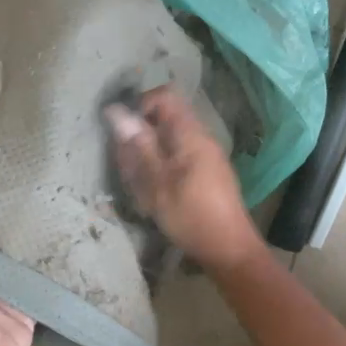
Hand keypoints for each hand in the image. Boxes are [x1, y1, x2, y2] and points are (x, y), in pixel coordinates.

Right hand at [105, 87, 266, 273]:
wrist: (229, 248)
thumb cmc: (190, 215)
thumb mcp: (156, 182)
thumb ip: (138, 145)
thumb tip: (116, 112)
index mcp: (191, 134)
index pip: (165, 96)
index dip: (141, 105)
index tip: (125, 132)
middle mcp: (202, 138)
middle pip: (166, 119)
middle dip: (141, 136)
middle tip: (128, 165)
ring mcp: (207, 155)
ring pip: (170, 140)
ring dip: (149, 154)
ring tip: (139, 183)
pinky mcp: (208, 173)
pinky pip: (179, 157)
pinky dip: (162, 167)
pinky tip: (156, 193)